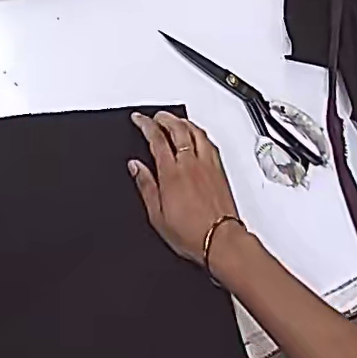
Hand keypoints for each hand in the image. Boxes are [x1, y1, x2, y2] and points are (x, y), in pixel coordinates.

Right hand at [127, 112, 241, 265]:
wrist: (221, 240)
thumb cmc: (191, 233)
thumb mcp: (157, 215)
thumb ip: (146, 186)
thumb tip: (135, 167)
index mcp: (172, 173)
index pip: (156, 139)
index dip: (146, 125)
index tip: (139, 119)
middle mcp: (190, 164)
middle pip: (177, 129)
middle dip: (164, 118)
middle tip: (156, 116)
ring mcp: (207, 165)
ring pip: (195, 132)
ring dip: (183, 122)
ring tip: (175, 120)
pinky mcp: (220, 170)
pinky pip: (209, 142)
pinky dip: (199, 132)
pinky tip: (197, 134)